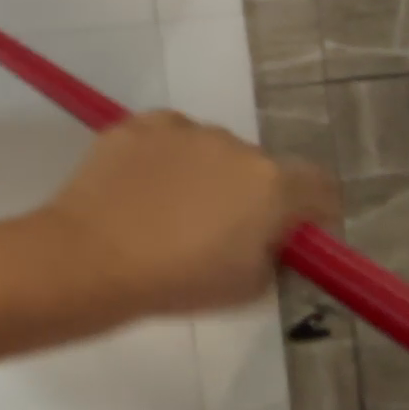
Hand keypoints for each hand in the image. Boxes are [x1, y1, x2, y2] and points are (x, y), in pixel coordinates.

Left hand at [42, 111, 337, 316]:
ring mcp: (175, 129)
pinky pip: (160, 134)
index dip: (308, 210)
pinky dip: (158, 151)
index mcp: (271, 182)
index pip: (317, 185)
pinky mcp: (130, 126)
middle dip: (246, 190)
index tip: (288, 233)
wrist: (91, 255)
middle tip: (215, 224)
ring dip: (200, 166)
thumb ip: (274, 250)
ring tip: (166, 203)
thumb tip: (268, 235)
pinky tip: (139, 182)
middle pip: (255, 164)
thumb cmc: (177, 278)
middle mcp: (228, 144)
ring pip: (205, 145)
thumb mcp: (253, 284)